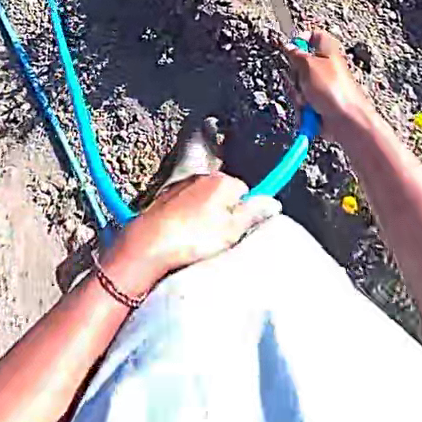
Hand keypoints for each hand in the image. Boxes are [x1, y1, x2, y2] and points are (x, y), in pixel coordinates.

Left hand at [104, 174, 279, 293]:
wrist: (148, 244)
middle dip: (224, 214)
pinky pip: (185, 206)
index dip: (244, 213)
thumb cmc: (191, 239)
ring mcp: (182, 185)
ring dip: (204, 216)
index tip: (238, 230)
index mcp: (222, 182)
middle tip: (220, 239)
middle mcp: (202, 177)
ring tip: (198, 241)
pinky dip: (186, 218)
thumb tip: (273, 203)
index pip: (246, 192)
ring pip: (204, 200)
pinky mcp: (166, 197)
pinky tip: (182, 237)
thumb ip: (255, 213)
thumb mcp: (232, 231)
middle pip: (224, 194)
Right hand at [278, 28, 375, 126]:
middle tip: (300, 81)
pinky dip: (302, 110)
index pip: (314, 36)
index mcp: (327, 52)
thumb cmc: (333, 90)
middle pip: (298, 66)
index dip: (301, 39)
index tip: (290, 48)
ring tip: (307, 101)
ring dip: (297, 95)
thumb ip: (296, 54)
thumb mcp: (309, 65)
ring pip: (297, 87)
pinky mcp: (318, 106)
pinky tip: (309, 113)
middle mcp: (324, 69)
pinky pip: (301, 104)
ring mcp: (321, 88)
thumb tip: (288, 46)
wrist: (347, 121)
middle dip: (294, 76)